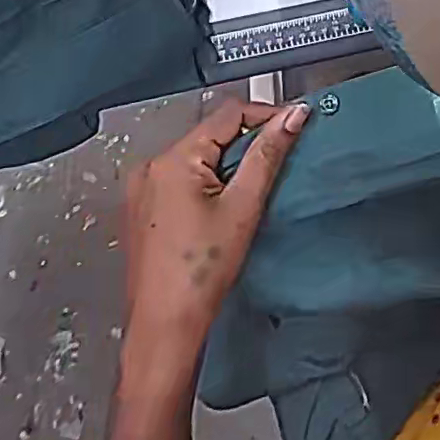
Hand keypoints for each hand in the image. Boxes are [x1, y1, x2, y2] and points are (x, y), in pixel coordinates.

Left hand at [120, 99, 308, 351]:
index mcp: (174, 159)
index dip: (267, 115)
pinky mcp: (145, 207)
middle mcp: (152, 166)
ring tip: (256, 187)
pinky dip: (211, 180)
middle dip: (249, 142)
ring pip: (200, 155)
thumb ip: (268, 154)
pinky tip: (227, 205)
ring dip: (232, 162)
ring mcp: (144, 188)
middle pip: (213, 134)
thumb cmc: (203, 270)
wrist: (165, 325)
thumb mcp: (244, 205)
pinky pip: (184, 177)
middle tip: (281, 159)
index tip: (295, 125)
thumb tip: (293, 115)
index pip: (229, 114)